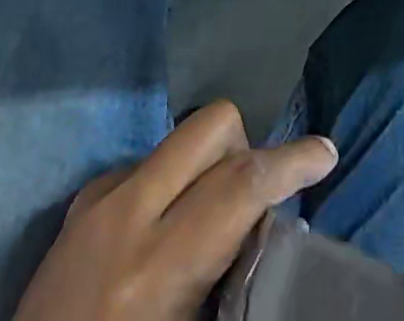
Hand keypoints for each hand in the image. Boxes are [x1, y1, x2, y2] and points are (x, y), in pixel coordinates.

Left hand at [13, 100, 337, 320]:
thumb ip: (233, 276)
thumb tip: (268, 229)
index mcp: (157, 267)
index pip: (240, 187)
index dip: (290, 163)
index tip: (324, 154)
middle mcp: (124, 215)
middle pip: (211, 127)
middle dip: (247, 148)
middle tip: (251, 202)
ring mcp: (96, 201)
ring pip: (180, 139)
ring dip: (209, 165)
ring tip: (205, 221)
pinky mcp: (80, 201)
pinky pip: (147, 164)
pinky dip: (170, 183)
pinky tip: (159, 232)